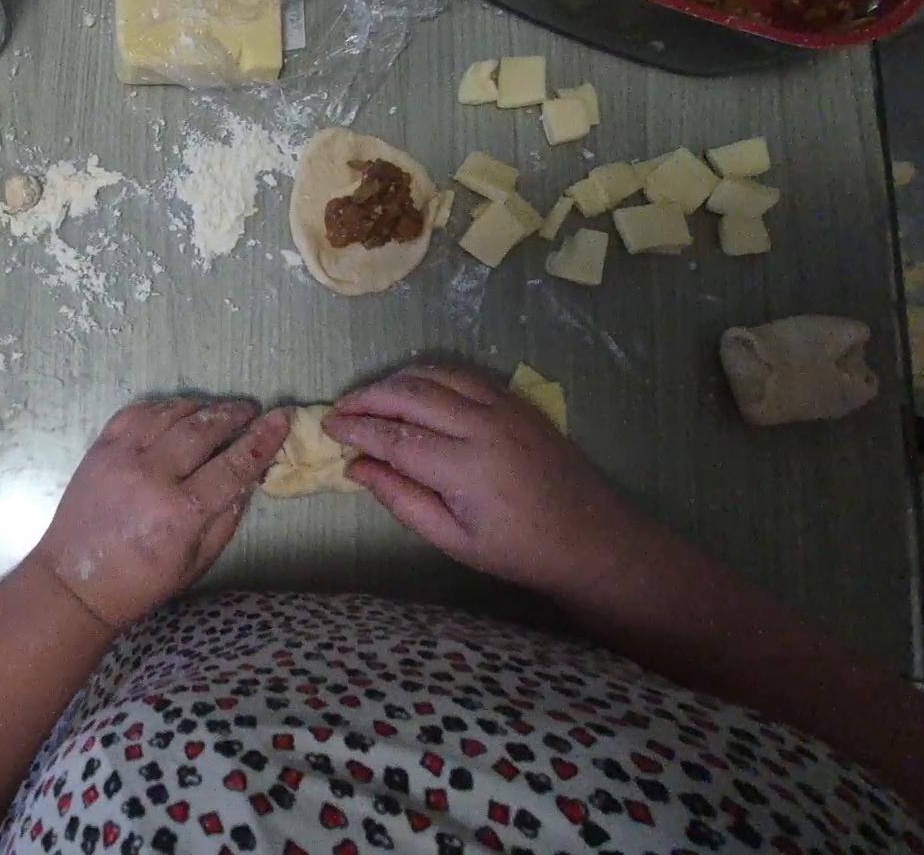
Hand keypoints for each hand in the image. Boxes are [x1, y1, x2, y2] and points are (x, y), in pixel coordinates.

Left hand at [29, 399, 290, 631]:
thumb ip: (228, 515)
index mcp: (181, 512)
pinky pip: (135, 413)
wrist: (76, 582)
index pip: (234, 464)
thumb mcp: (198, 561)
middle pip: (203, 429)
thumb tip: (254, 474)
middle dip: (233, 414)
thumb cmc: (142, 581)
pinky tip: (177, 410)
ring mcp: (122, 457)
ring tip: (219, 409)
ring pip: (170, 413)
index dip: (262, 438)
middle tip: (250, 410)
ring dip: (200, 406)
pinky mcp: (99, 448)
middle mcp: (152, 475)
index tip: (282, 417)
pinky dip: (162, 406)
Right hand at [322, 365, 668, 600]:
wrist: (596, 540)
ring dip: (392, 382)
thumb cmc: (518, 550)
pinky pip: (458, 373)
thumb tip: (356, 467)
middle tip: (340, 410)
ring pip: (432, 374)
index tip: (327, 427)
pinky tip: (407, 391)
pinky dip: (424, 376)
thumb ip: (400, 499)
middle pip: (408, 394)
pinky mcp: (514, 400)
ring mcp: (502, 407)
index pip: (393, 436)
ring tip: (368, 399)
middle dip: (366, 399)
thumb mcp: (451, 540)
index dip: (354, 429)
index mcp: (466, 467)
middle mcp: (483, 426)